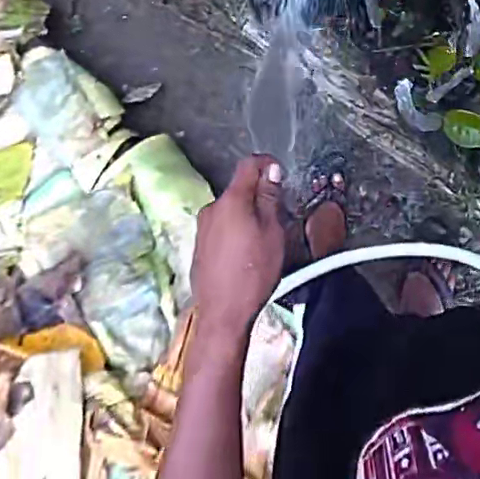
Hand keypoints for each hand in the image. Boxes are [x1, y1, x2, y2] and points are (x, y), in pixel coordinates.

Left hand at [191, 154, 285, 333]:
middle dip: (258, 193)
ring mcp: (202, 227)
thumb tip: (270, 169)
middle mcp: (212, 207)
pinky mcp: (199, 245)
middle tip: (277, 212)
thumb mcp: (272, 232)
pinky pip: (221, 226)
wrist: (222, 315)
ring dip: (246, 213)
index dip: (266, 163)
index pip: (248, 164)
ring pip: (230, 209)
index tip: (280, 173)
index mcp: (231, 200)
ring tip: (262, 236)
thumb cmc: (254, 272)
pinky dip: (235, 229)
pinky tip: (245, 251)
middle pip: (239, 188)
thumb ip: (269, 197)